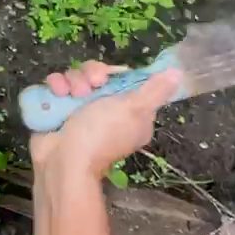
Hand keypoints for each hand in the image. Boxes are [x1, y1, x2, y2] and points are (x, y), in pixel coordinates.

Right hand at [27, 61, 181, 184]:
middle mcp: (106, 110)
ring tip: (68, 95)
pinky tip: (55, 93)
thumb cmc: (101, 135)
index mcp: (130, 112)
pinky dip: (55, 86)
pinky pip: (58, 85)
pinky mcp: (59, 110)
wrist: (63, 161)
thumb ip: (155, 90)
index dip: (113, 73)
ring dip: (71, 81)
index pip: (124, 79)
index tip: (106, 78)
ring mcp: (80, 110)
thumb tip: (179, 73)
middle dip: (89, 75)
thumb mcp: (134, 110)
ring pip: (76, 77)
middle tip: (87, 89)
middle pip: (97, 75)